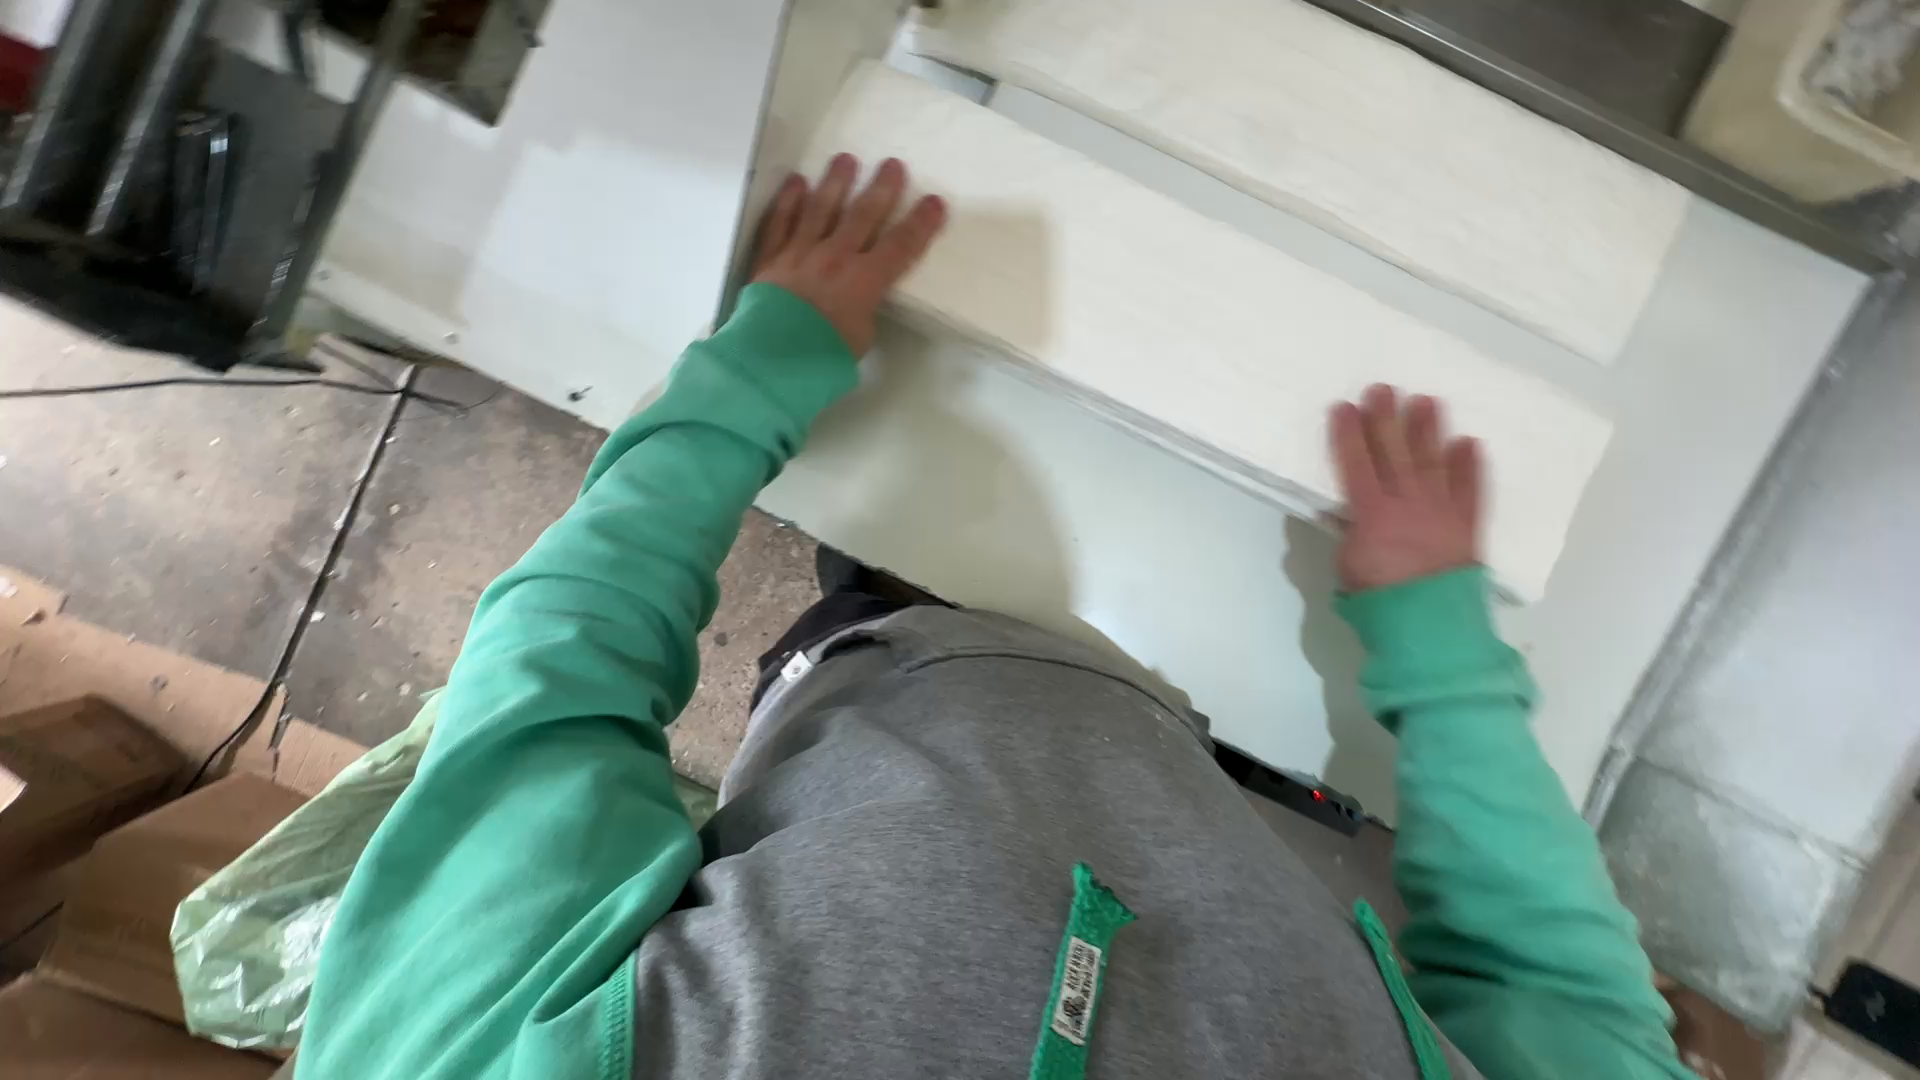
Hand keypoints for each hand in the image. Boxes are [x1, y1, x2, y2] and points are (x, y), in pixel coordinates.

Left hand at [750, 154, 946, 354]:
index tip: (934, 202)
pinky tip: (796, 183)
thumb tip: (859, 302)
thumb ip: (864, 312)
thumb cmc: (824, 356)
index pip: (901, 246)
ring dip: (835, 183)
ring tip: (845, 159)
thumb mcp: (861, 339)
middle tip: (893, 164)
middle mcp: (835, 257)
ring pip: (820, 209)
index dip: (920, 224)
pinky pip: (780, 223)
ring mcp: (800, 253)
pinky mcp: (770, 259)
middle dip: (881, 189)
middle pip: (863, 216)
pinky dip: (788, 202)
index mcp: (865, 281)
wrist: (775, 357)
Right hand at [1328, 384, 1481, 590]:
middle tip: (1384, 388)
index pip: (1356, 463)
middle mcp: (1408, 501)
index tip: (1344, 406)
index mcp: (1372, 511)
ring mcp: (1441, 510)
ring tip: (1427, 401)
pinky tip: (1469, 443)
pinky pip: (1471, 490)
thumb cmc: (1376, 595)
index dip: (1349, 434)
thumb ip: (1346, 531)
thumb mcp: (1346, 562)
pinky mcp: (1466, 524)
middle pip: (1395, 452)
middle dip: (1387, 418)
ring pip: (1433, 462)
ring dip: (1429, 430)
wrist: (1427, 620)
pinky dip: (1471, 466)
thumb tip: (1342, 512)